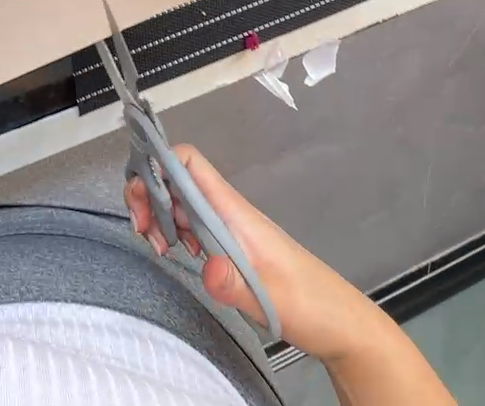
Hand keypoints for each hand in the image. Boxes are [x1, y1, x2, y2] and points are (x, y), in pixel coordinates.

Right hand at [125, 143, 387, 362]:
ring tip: (159, 247)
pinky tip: (177, 254)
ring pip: (178, 201)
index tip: (143, 198)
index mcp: (231, 209)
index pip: (188, 161)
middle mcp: (224, 209)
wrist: (341, 323)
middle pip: (174, 179)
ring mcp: (225, 225)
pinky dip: (173, 232)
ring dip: (158, 216)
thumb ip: (233, 283)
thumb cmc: (309, 303)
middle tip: (143, 230)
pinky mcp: (227, 243)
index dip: (158, 165)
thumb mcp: (268, 297)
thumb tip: (205, 267)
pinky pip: (190, 223)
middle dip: (148, 195)